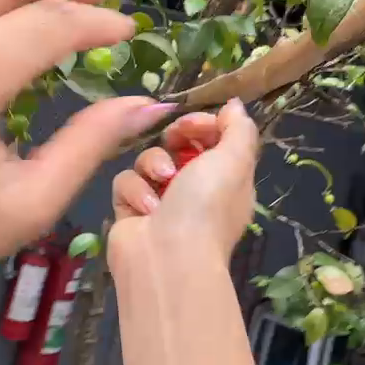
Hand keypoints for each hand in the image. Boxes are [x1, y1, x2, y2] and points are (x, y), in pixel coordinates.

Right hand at [109, 100, 258, 269]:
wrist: (167, 258)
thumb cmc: (206, 206)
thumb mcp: (234, 160)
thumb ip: (239, 128)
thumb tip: (234, 105)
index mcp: (227, 178)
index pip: (214, 136)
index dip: (203, 124)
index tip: (194, 123)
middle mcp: (196, 188)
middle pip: (180, 143)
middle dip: (175, 138)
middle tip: (174, 141)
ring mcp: (162, 199)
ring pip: (149, 159)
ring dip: (153, 166)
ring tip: (161, 184)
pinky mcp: (131, 210)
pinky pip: (126, 181)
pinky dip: (134, 191)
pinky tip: (145, 209)